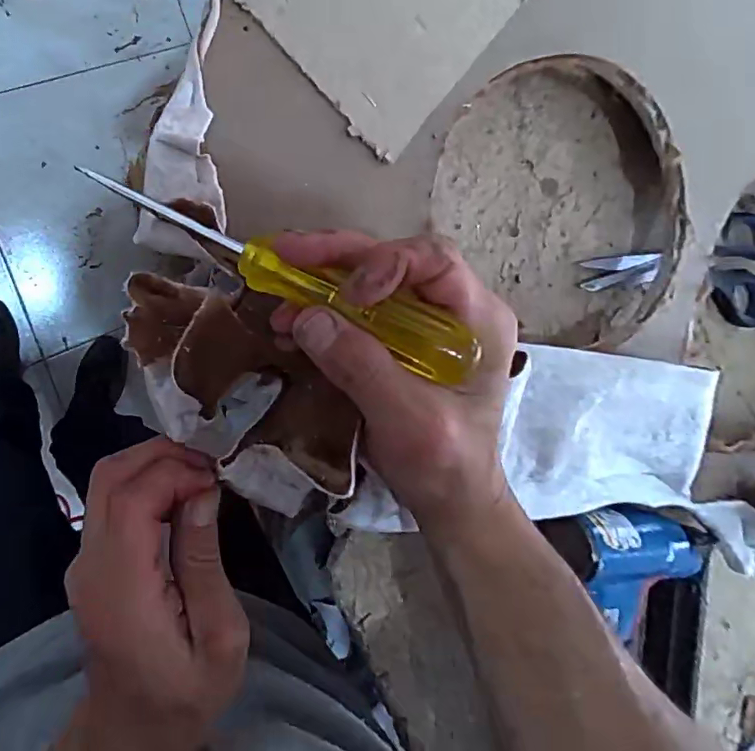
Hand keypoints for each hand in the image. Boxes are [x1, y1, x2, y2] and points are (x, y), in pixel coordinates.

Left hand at [61, 439, 248, 750]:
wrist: (132, 733)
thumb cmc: (185, 693)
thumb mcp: (220, 637)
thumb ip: (205, 561)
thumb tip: (202, 492)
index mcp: (120, 588)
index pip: (130, 499)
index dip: (176, 472)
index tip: (217, 480)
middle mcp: (90, 566)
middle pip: (110, 476)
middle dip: (163, 453)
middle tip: (210, 466)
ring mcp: (83, 562)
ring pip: (106, 480)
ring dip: (154, 462)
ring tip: (199, 475)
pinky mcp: (90, 561)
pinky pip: (111, 499)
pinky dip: (146, 479)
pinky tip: (181, 493)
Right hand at [268, 232, 521, 532]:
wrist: (451, 501)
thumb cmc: (446, 465)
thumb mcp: (409, 421)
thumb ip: (362, 367)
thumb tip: (308, 318)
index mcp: (477, 317)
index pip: (435, 260)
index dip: (387, 263)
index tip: (350, 295)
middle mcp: (453, 307)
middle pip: (395, 259)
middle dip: (337, 255)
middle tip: (283, 254)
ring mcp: (424, 320)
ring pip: (370, 277)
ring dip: (320, 280)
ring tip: (277, 293)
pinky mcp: (397, 337)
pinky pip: (356, 308)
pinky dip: (320, 310)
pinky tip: (289, 325)